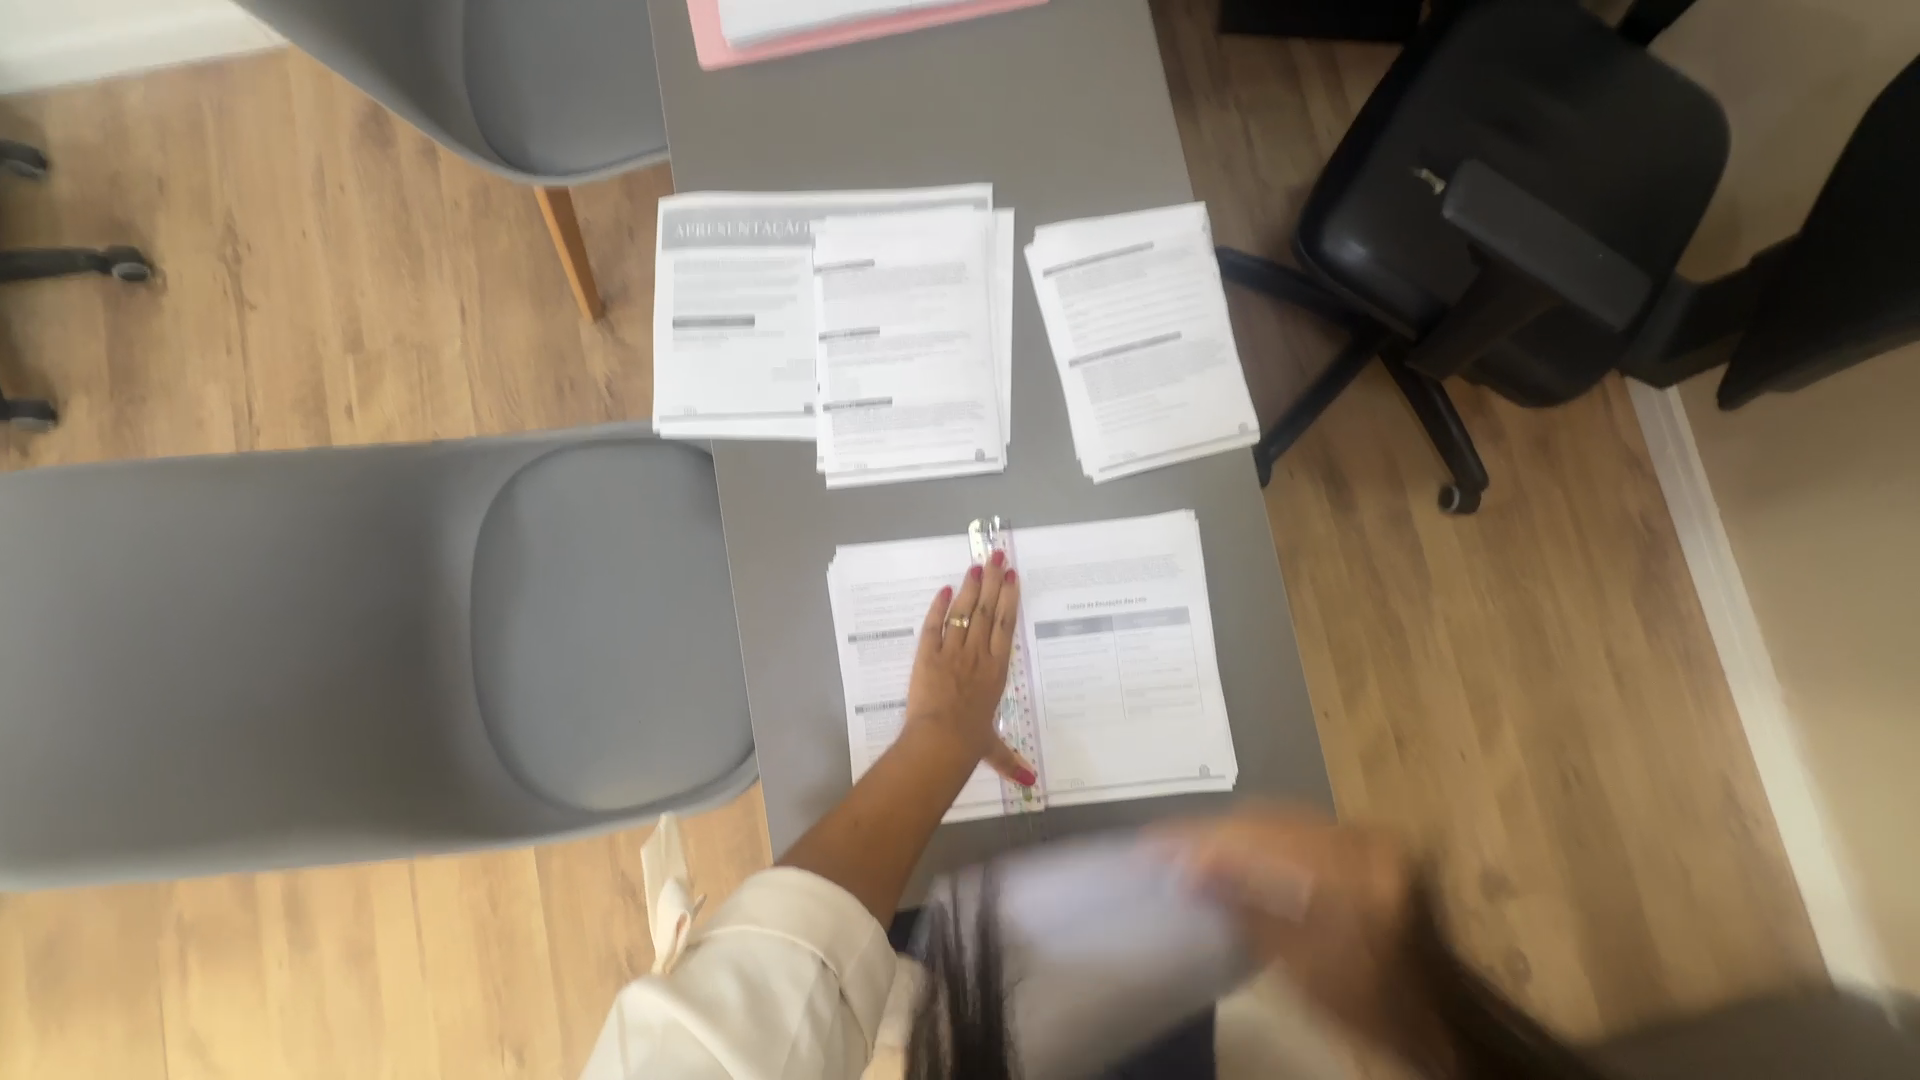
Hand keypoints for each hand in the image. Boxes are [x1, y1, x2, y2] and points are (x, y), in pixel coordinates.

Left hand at [902, 551, 1034, 785]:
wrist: (940, 740)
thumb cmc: (969, 743)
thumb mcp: (992, 749)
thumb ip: (1010, 760)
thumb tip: (1030, 784)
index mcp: (996, 670)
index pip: (1006, 626)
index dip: (1010, 599)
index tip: (1013, 577)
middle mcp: (977, 654)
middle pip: (988, 610)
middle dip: (993, 581)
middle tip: (997, 555)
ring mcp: (952, 651)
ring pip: (964, 612)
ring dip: (971, 587)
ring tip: (977, 564)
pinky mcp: (927, 655)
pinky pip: (934, 626)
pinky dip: (939, 607)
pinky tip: (944, 590)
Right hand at [1152, 804, 1445, 1065]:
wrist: (1445, 1019)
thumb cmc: (1372, 1008)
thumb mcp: (1304, 973)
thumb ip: (1247, 911)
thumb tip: (1190, 869)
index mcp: (1353, 879)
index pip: (1260, 842)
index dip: (1202, 842)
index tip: (1153, 846)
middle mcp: (1364, 842)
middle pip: (1267, 819)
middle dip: (1211, 831)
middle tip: (1165, 845)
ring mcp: (1368, 836)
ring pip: (1280, 815)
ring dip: (1232, 830)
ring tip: (1190, 845)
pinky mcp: (1368, 838)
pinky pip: (1298, 822)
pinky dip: (1259, 832)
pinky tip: (1234, 845)